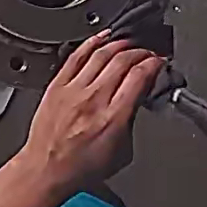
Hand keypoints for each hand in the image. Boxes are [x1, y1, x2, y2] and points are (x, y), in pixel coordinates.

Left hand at [3, 34, 163, 205]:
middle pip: (122, 60)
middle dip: (140, 52)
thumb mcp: (122, 152)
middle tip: (147, 53)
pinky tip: (102, 37)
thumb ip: (132, 122)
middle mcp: (94, 99)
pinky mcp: (58, 85)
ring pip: (101, 54)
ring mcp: (74, 89)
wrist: (47, 169)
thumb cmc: (81, 167)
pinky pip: (76, 56)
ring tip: (129, 43)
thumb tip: (139, 98)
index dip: (154, 63)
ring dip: (120, 44)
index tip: (159, 62)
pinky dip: (91, 42)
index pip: (139, 77)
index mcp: (114, 117)